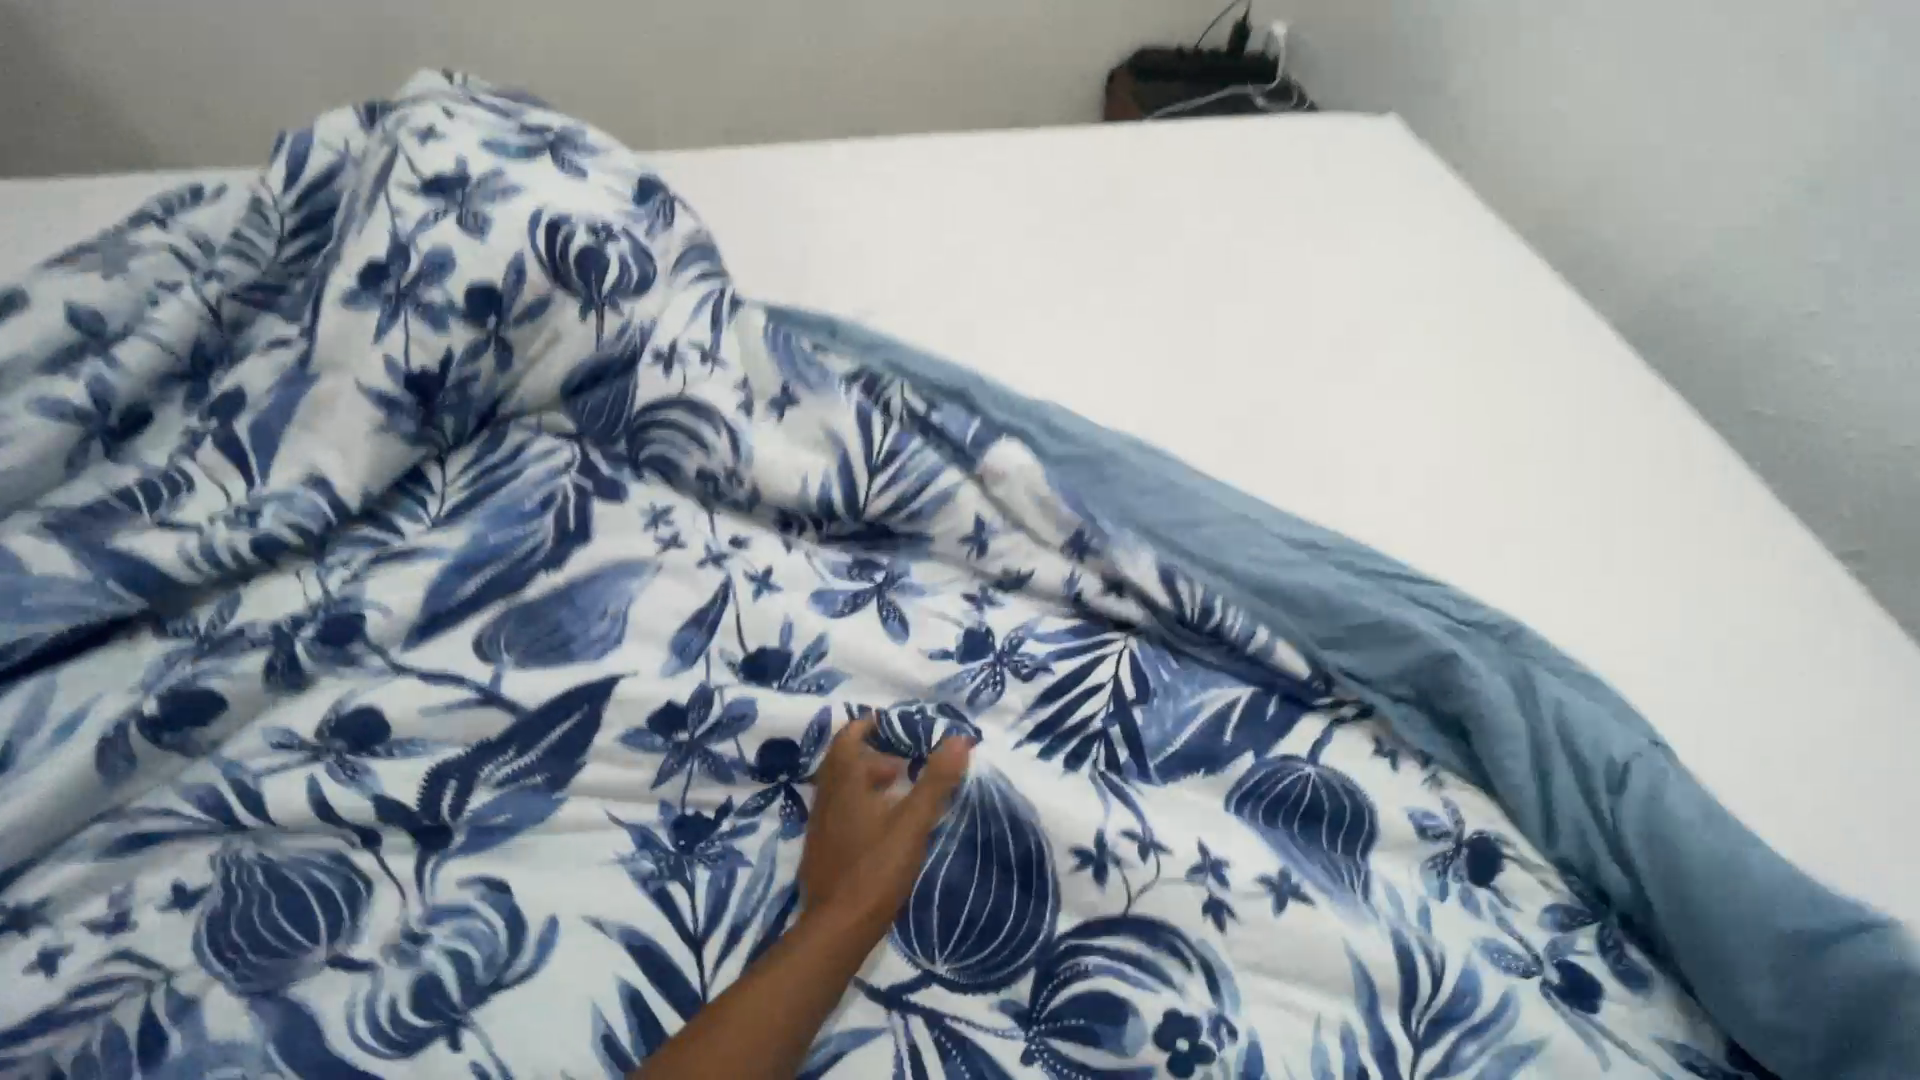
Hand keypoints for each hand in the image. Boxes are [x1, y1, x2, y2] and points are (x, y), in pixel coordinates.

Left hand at [797, 706, 972, 941]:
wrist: (837, 926)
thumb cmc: (876, 868)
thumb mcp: (914, 822)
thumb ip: (936, 781)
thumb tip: (959, 739)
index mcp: (844, 782)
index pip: (848, 738)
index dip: (866, 726)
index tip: (890, 723)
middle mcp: (826, 797)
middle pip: (843, 762)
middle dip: (871, 755)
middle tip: (903, 762)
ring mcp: (819, 825)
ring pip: (840, 788)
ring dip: (865, 781)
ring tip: (898, 790)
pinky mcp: (820, 849)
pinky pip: (838, 811)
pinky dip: (859, 804)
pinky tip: (881, 825)